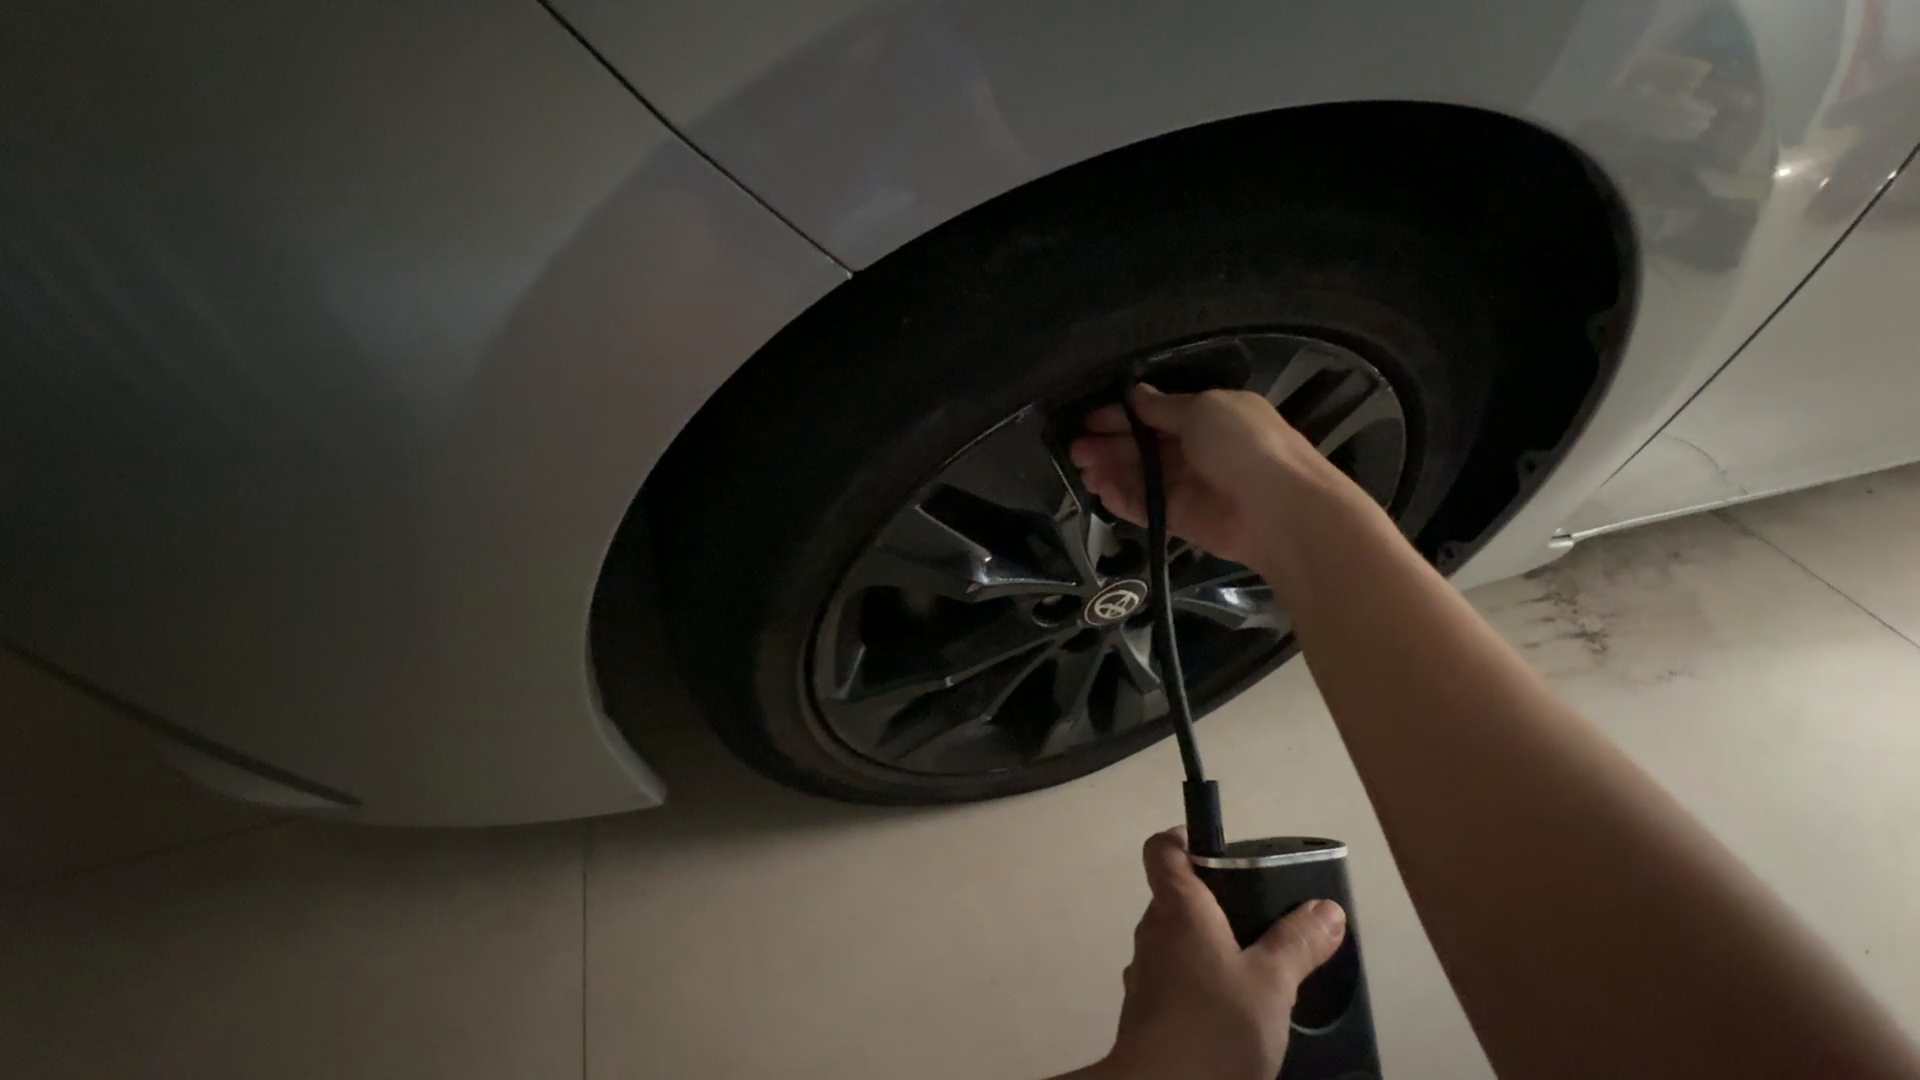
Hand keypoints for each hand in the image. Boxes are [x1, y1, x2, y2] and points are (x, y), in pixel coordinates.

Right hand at [1068, 386, 1337, 568]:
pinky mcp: (1182, 520)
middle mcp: (1198, 449)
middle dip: (1109, 445)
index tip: (1088, 420)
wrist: (1279, 509)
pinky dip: (1124, 500)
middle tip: (1076, 450)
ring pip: (1141, 478)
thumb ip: (1162, 407)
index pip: (1155, 413)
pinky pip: (1147, 507)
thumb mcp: (1203, 410)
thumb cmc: (1243, 445)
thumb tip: (1135, 395)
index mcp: (1208, 415)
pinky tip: (1102, 492)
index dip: (1121, 415)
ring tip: (1083, 472)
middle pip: (1143, 446)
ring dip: (1111, 473)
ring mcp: (1189, 486)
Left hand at [1097, 827, 1347, 1079]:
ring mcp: (1144, 970)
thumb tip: (1326, 909)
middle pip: (1174, 896)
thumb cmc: (1214, 1023)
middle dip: (1212, 900)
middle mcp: (1153, 930)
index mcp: (1177, 907)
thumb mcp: (1272, 984)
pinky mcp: (1144, 1009)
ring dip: (1207, 945)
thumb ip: (1297, 943)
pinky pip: (1173, 978)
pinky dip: (1198, 981)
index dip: (1183, 837)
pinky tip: (1231, 1009)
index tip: (1214, 844)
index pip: (1163, 849)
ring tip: (1254, 967)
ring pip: (1175, 940)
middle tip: (1259, 916)